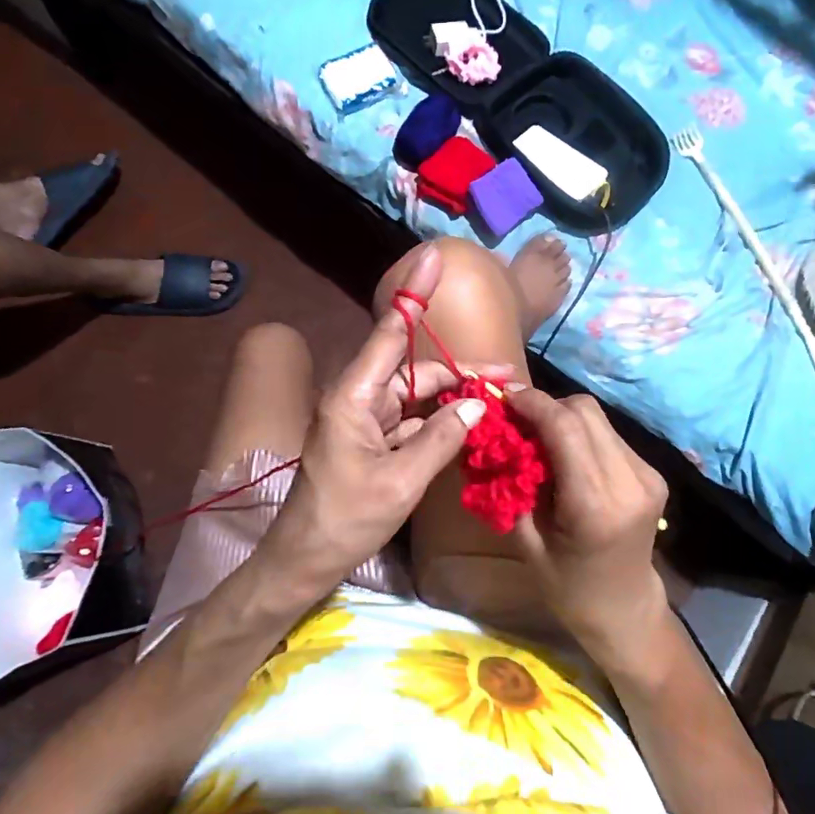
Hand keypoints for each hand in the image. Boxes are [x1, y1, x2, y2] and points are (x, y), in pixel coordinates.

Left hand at [257, 245, 504, 589]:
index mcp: (354, 396)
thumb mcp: (401, 481)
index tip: (435, 256)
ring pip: (416, 394)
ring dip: (453, 397)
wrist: (306, 557)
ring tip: (498, 401)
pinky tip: (469, 423)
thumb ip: (441, 439)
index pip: (390, 332)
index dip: (415, 295)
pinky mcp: (370, 438)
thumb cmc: (347, 518)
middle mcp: (358, 397)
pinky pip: (410, 418)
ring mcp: (364, 418)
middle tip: (508, 376)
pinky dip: (439, 420)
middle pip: (415, 369)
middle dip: (460, 371)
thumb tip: (477, 404)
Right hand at [507, 389, 669, 651]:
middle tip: (516, 418)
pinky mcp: (652, 473)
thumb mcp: (526, 540)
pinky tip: (564, 453)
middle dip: (546, 405)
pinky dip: (579, 432)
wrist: (625, 609)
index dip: (533, 403)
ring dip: (563, 416)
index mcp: (595, 504)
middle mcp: (629, 481)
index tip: (504, 398)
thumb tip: (494, 436)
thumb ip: (513, 484)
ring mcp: (646, 475)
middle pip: (584, 411)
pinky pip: (607, 433)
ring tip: (537, 435)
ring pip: (597, 417)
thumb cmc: (567, 586)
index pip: (565, 428)